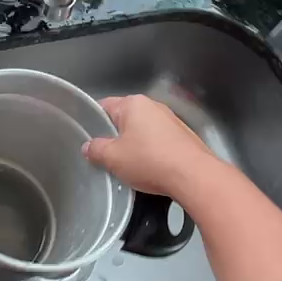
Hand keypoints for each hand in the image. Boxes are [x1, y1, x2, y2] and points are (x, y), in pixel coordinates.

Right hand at [83, 95, 220, 199]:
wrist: (194, 176)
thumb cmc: (150, 161)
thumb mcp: (113, 158)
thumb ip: (95, 149)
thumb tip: (88, 146)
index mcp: (133, 104)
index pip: (104, 106)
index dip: (92, 121)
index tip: (87, 139)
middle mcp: (153, 106)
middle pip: (124, 119)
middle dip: (114, 136)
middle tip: (104, 156)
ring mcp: (171, 120)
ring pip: (142, 131)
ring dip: (133, 145)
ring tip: (127, 166)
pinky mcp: (183, 137)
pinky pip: (159, 141)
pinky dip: (151, 152)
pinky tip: (149, 169)